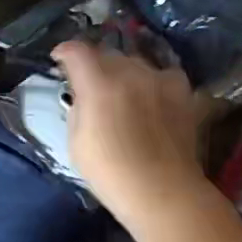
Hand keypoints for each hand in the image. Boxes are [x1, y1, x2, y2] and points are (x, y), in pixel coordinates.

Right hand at [51, 40, 210, 227]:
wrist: (161, 190)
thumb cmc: (109, 172)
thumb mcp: (76, 142)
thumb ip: (78, 109)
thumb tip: (84, 97)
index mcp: (99, 84)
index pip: (77, 52)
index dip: (65, 52)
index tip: (58, 60)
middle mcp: (130, 72)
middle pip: (107, 54)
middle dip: (94, 64)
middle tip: (89, 83)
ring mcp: (160, 79)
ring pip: (135, 62)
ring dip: (123, 72)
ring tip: (120, 91)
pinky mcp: (183, 91)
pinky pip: (162, 75)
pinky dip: (151, 81)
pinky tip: (150, 97)